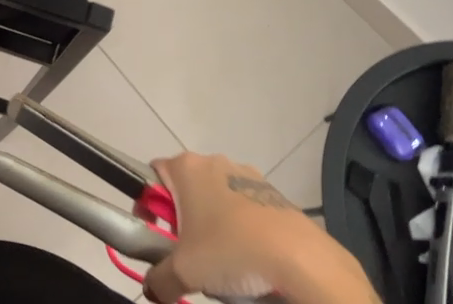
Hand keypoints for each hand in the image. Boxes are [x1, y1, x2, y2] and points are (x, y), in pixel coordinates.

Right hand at [145, 154, 376, 303]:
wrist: (304, 261)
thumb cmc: (232, 252)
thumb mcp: (184, 273)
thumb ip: (158, 280)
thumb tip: (153, 289)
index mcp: (186, 168)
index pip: (152, 174)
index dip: (148, 205)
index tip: (156, 234)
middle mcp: (214, 162)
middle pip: (186, 189)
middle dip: (182, 220)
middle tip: (187, 254)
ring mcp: (248, 176)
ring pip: (217, 200)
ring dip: (213, 227)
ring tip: (224, 265)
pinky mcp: (276, 194)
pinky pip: (247, 211)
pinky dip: (242, 232)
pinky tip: (252, 262)